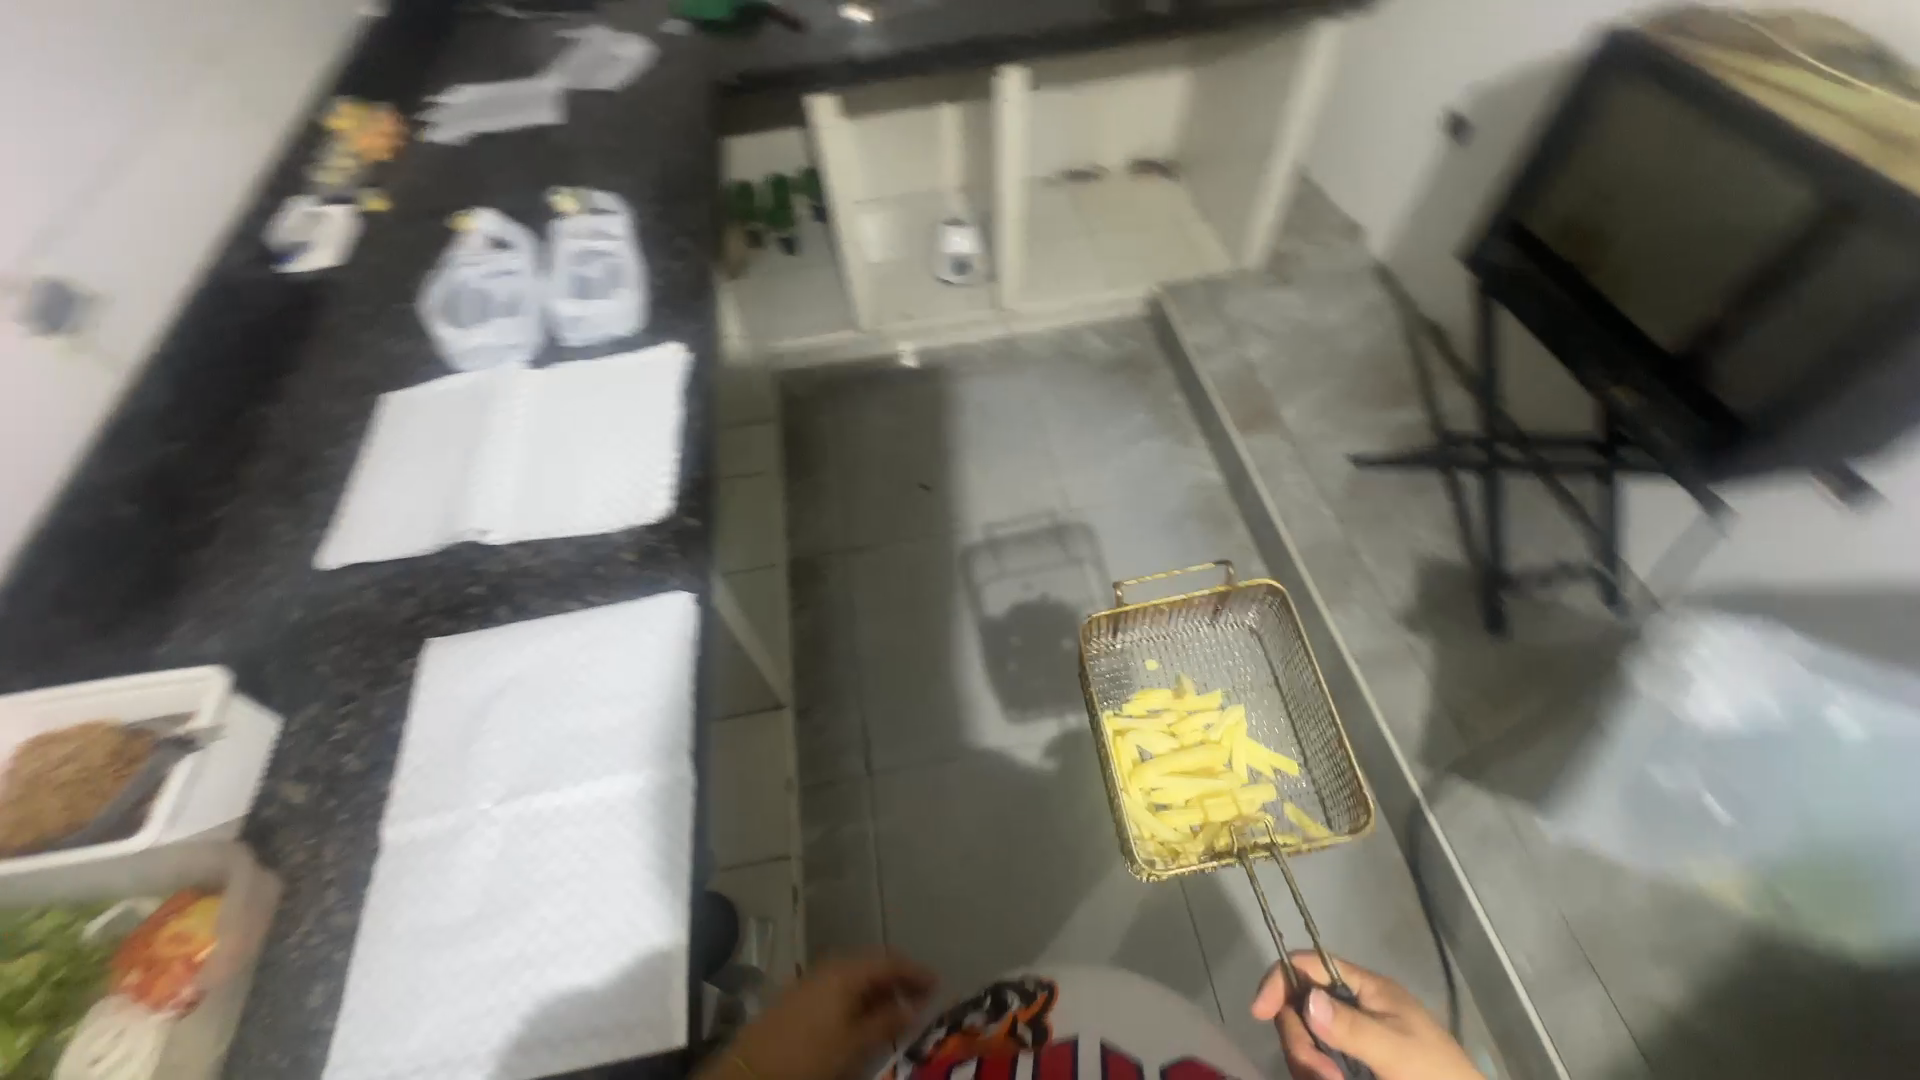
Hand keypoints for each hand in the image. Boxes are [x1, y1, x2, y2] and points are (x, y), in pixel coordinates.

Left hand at [715, 949, 937, 1079]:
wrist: (749, 1074)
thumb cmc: (809, 1059)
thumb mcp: (855, 1046)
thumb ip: (887, 1023)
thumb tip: (913, 1007)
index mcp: (847, 972)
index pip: (890, 962)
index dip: (916, 972)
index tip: (937, 984)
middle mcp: (829, 967)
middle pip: (872, 965)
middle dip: (898, 980)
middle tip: (920, 998)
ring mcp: (810, 980)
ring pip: (854, 978)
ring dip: (877, 991)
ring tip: (896, 1012)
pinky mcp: (797, 997)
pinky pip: (838, 988)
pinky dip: (857, 998)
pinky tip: (862, 1019)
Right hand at [1251, 951, 1482, 1079]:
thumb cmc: (1440, 1077)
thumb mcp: (1397, 1052)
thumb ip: (1352, 1027)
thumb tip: (1308, 1000)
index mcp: (1363, 989)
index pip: (1307, 965)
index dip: (1279, 980)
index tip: (1260, 1012)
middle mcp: (1350, 1007)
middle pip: (1298, 1007)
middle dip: (1300, 1040)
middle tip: (1322, 1076)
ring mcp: (1349, 1039)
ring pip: (1304, 1039)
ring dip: (1308, 1064)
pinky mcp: (1349, 1067)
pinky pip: (1316, 1063)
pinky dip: (1316, 1075)